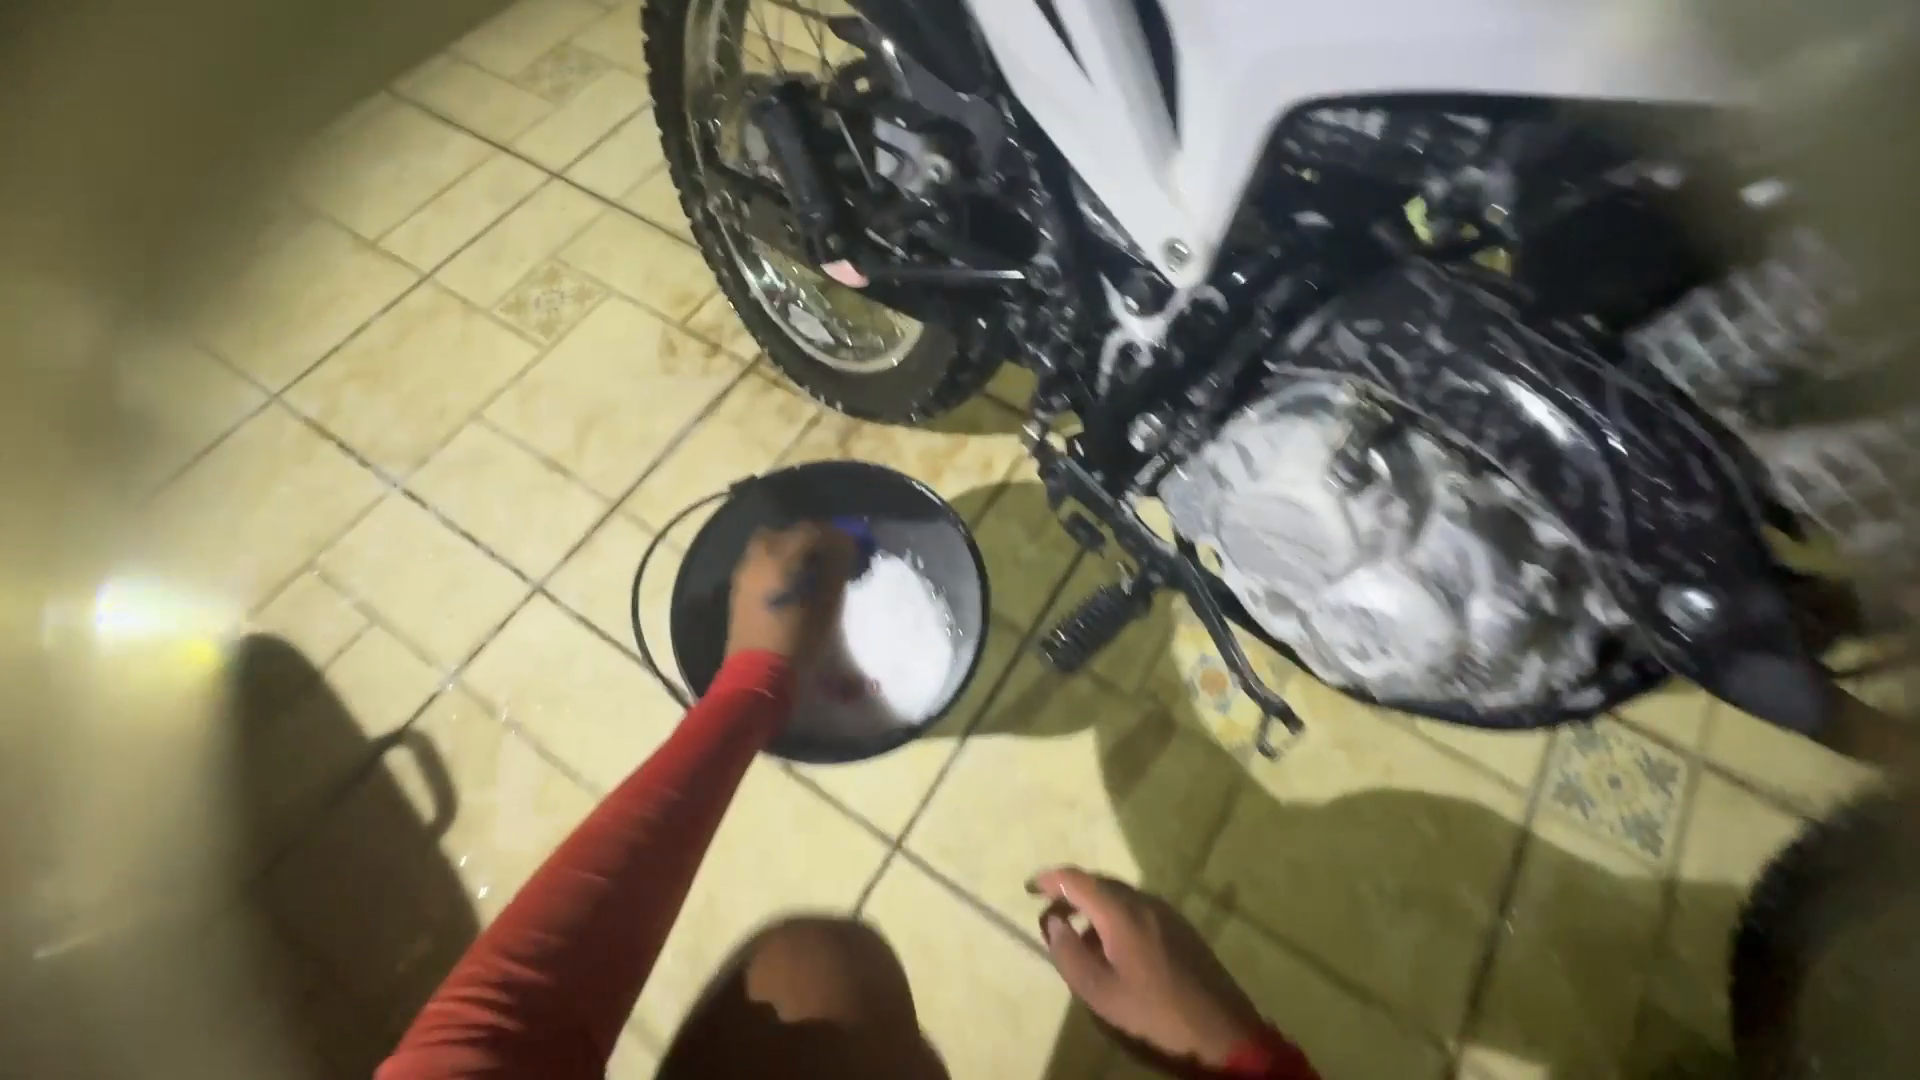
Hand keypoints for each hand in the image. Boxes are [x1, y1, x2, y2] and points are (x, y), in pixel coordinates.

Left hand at [725, 522, 856, 665]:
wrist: (758, 673)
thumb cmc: (799, 638)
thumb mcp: (827, 603)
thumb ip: (836, 569)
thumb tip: (844, 548)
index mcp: (782, 556)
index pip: (813, 530)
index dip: (834, 536)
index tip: (849, 547)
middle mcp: (759, 557)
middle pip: (787, 533)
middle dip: (808, 540)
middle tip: (826, 557)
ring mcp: (744, 573)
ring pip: (768, 546)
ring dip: (789, 552)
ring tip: (807, 571)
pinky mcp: (738, 590)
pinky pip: (759, 563)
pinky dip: (775, 565)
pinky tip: (788, 584)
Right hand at [1030, 866, 1263, 1068]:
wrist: (1222, 1031)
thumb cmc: (1155, 1013)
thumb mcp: (1101, 993)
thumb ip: (1069, 955)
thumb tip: (1054, 923)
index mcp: (1120, 912)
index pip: (1076, 879)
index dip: (1049, 880)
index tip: (1029, 889)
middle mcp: (1142, 900)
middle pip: (1098, 882)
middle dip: (1070, 894)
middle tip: (1051, 919)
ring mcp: (1164, 911)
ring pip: (1118, 896)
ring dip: (1093, 908)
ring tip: (1079, 941)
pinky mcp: (1179, 927)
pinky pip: (1136, 908)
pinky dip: (1114, 917)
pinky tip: (1113, 950)